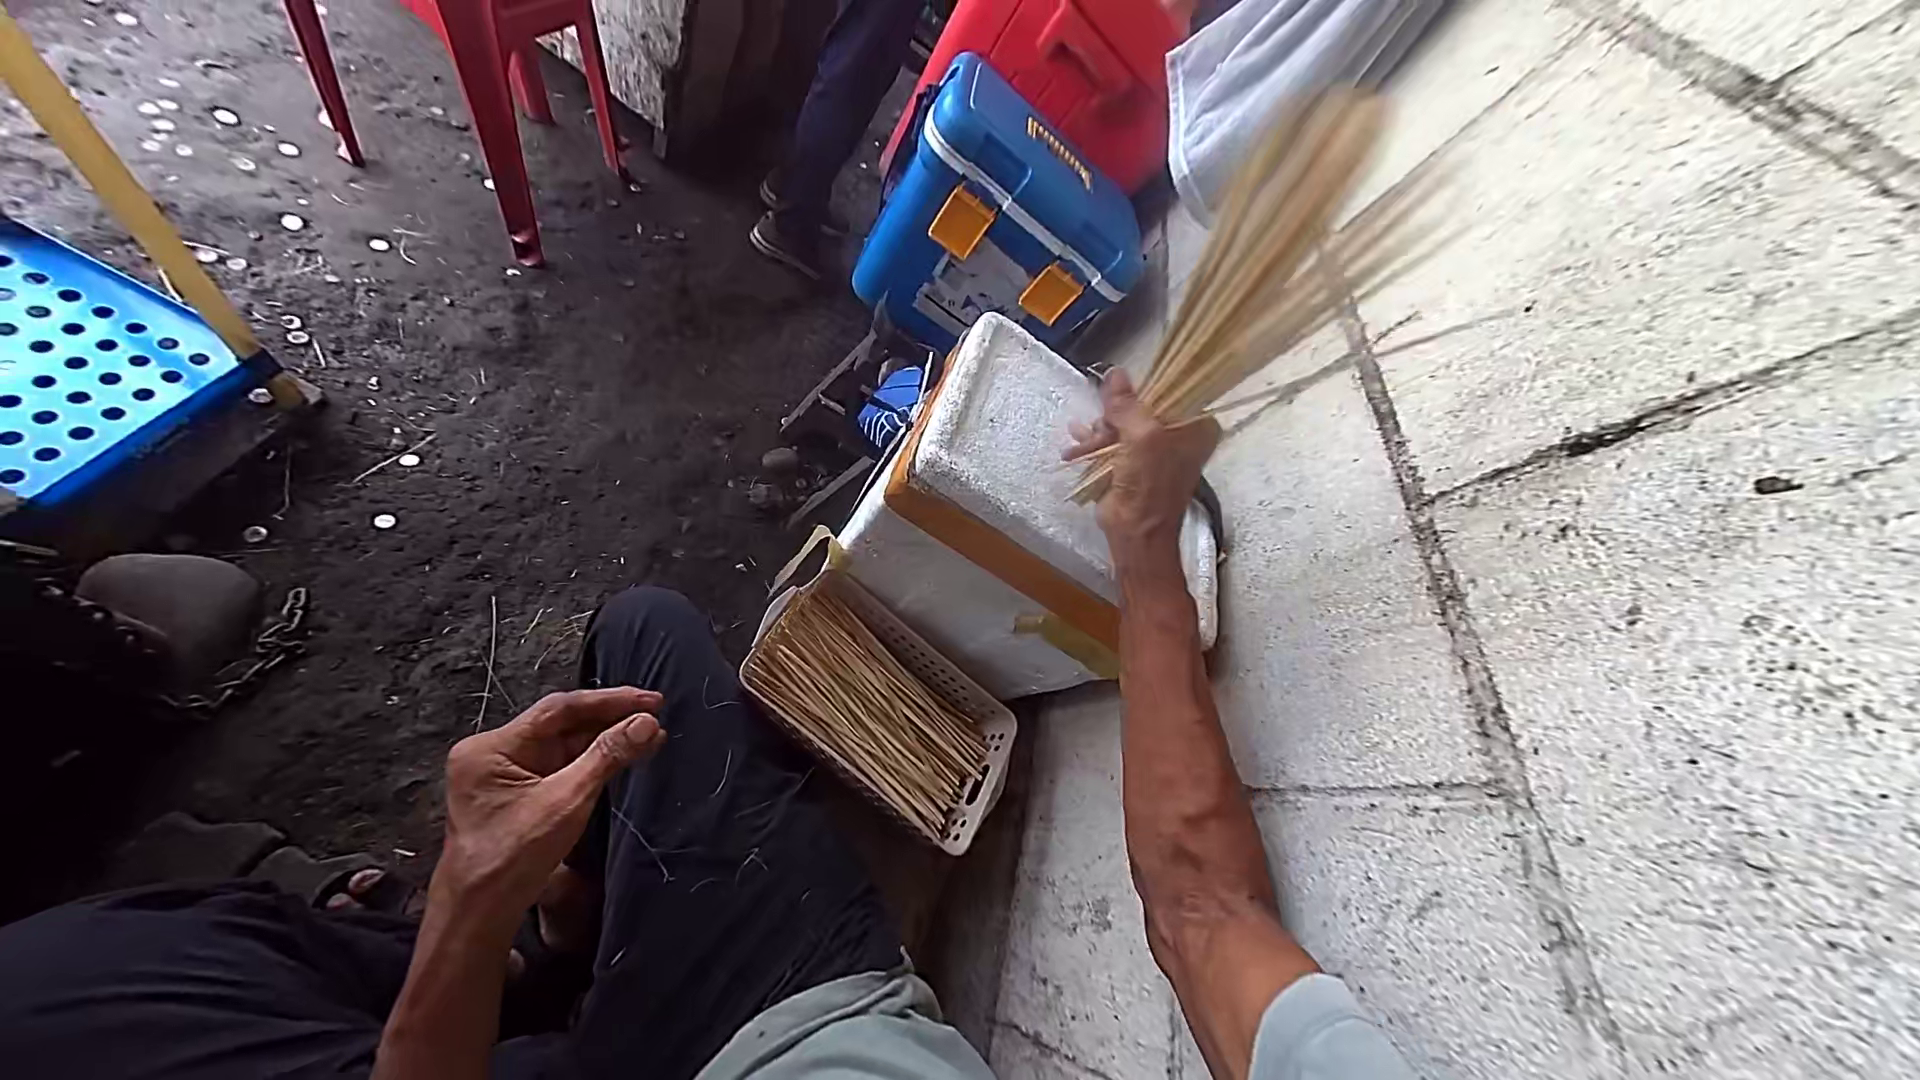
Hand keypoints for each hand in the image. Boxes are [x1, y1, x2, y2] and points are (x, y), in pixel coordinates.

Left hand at [432, 688, 666, 938]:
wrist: (481, 917)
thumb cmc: (514, 857)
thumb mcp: (567, 800)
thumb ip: (608, 755)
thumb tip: (649, 721)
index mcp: (492, 748)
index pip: (561, 709)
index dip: (610, 700)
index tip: (651, 700)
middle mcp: (498, 752)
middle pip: (566, 723)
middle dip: (613, 719)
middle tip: (657, 713)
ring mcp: (511, 770)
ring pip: (571, 741)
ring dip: (611, 738)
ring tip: (652, 733)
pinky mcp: (526, 788)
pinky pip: (569, 761)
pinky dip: (601, 757)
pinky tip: (631, 751)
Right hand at [1065, 369, 1219, 561]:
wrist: (1135, 532)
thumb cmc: (1149, 486)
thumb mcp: (1141, 437)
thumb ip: (1127, 404)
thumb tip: (1113, 373)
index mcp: (1196, 426)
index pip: (1172, 390)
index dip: (1144, 389)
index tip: (1120, 395)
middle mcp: (1177, 435)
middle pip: (1140, 406)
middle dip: (1115, 417)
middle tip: (1103, 430)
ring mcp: (1152, 450)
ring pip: (1121, 424)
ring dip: (1100, 433)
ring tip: (1087, 446)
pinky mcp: (1131, 464)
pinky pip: (1110, 442)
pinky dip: (1093, 444)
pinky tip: (1076, 447)